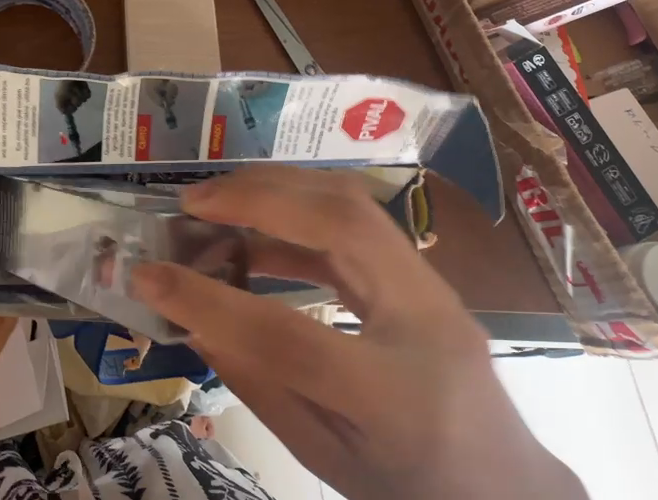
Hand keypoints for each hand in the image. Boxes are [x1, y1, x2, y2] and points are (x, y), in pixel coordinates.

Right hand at [132, 166, 585, 499]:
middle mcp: (426, 324)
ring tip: (213, 201)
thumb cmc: (410, 489)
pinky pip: (356, 221)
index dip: (209, 299)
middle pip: (341, 224)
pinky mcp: (424, 274)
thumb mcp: (324, 460)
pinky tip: (254, 232)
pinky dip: (296, 211)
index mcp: (398, 399)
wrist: (509, 491)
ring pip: (352, 204)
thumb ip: (258, 385)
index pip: (289, 335)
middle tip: (190, 203)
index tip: (148, 275)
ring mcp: (434, 290)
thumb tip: (194, 317)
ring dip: (275, 189)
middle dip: (256, 198)